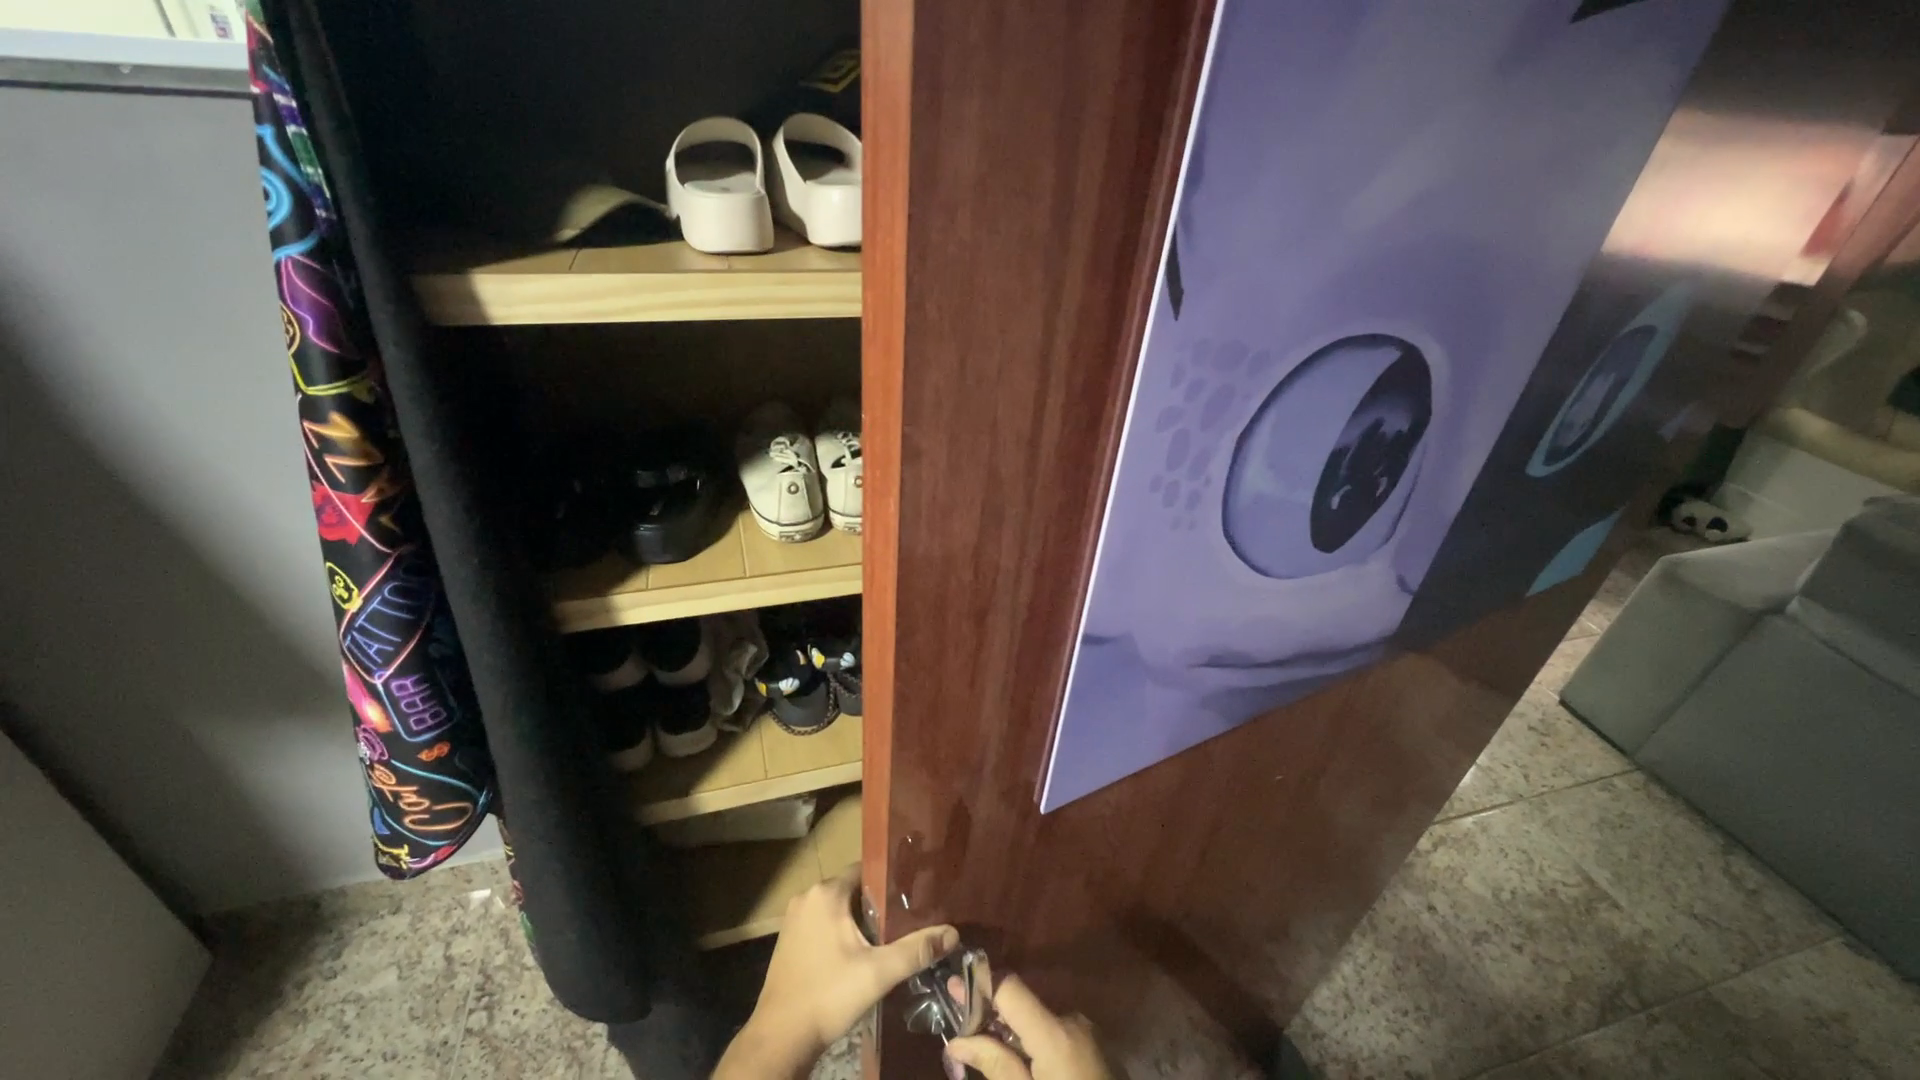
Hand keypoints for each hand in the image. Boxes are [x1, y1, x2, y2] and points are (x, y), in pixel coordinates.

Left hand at [715, 865, 958, 1078]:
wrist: (782, 1036)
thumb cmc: (829, 996)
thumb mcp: (879, 973)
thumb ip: (916, 949)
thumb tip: (952, 933)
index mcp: (826, 893)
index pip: (867, 869)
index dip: (892, 880)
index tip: (915, 893)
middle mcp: (807, 897)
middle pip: (853, 889)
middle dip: (878, 903)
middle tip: (908, 918)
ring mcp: (794, 918)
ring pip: (838, 907)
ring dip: (859, 919)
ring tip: (889, 935)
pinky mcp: (789, 939)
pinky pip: (823, 922)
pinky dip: (841, 931)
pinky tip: (859, 952)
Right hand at [944, 974, 1115, 1079]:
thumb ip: (995, 1066)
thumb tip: (957, 1041)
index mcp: (1054, 1033)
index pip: (1010, 986)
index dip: (980, 984)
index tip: (952, 988)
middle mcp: (1072, 1021)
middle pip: (1023, 1005)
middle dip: (992, 1017)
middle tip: (964, 1035)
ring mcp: (1088, 1032)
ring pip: (1039, 1021)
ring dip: (1015, 1034)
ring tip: (994, 1055)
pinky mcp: (1096, 1046)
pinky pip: (1057, 1033)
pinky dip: (1036, 1043)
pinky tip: (1026, 1066)